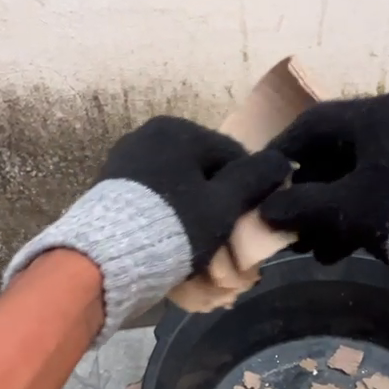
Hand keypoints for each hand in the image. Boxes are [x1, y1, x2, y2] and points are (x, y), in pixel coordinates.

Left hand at [99, 117, 292, 271]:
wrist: (106, 258)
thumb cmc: (174, 226)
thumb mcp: (224, 204)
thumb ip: (255, 179)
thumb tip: (282, 159)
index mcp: (178, 130)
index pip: (232, 155)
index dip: (249, 189)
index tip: (252, 220)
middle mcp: (147, 136)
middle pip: (201, 171)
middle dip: (218, 202)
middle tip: (227, 238)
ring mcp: (124, 162)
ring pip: (177, 187)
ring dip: (193, 213)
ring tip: (200, 246)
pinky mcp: (108, 190)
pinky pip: (152, 201)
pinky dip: (167, 219)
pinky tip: (171, 243)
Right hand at [257, 93, 388, 317]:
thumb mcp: (343, 210)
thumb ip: (300, 207)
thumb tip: (268, 210)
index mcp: (378, 113)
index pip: (314, 123)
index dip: (283, 151)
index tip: (264, 176)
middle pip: (339, 153)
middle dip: (311, 194)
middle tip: (292, 224)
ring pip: (363, 175)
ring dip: (335, 211)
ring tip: (317, 249)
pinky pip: (388, 186)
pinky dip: (363, 213)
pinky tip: (347, 248)